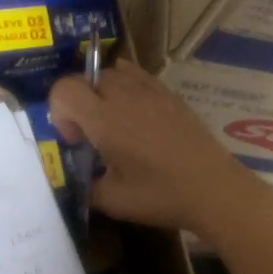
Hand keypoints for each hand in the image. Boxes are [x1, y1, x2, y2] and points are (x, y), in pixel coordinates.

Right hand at [48, 60, 272, 239]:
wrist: (214, 188)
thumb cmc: (161, 195)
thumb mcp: (113, 201)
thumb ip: (87, 186)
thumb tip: (82, 180)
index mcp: (104, 119)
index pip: (64, 89)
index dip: (58, 111)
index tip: (75, 139)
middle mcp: (124, 95)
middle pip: (87, 79)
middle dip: (80, 103)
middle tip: (92, 136)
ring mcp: (150, 90)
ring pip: (112, 73)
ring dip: (103, 93)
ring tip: (115, 123)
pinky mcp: (170, 93)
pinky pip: (137, 75)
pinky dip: (127, 87)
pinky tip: (137, 115)